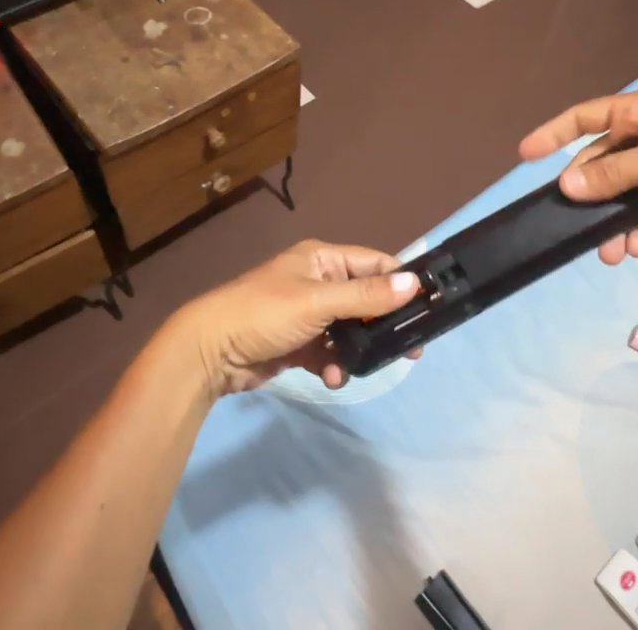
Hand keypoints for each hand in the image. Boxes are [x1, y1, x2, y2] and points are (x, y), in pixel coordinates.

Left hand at [170, 241, 421, 397]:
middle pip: (366, 300)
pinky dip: (335, 364)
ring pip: (350, 331)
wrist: (210, 352)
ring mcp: (308, 314)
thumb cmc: (264, 313)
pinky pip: (330, 352)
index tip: (427, 308)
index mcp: (322, 260)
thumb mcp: (318, 301)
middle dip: (383, 325)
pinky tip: (330, 377)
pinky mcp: (298, 343)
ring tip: (361, 368)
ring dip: (357, 350)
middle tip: (410, 350)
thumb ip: (367, 296)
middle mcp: (318, 282)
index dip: (401, 283)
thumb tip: (414, 283)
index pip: (375, 264)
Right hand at [519, 89, 637, 262]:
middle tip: (578, 226)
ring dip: (614, 221)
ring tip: (615, 252)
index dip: (553, 134)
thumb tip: (567, 187)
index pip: (584, 118)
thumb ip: (616, 173)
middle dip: (590, 197)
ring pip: (620, 194)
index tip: (524, 155)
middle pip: (599, 165)